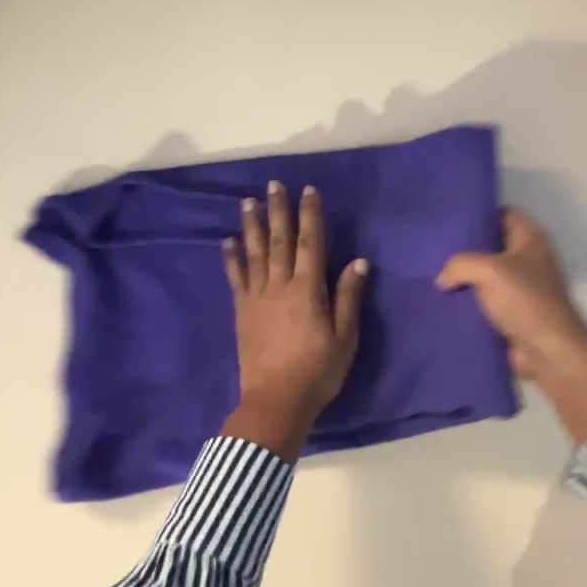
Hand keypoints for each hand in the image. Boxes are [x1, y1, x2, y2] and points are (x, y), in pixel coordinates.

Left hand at [220, 182, 367, 460]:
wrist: (275, 401)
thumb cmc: (317, 371)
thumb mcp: (345, 338)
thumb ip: (349, 297)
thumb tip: (359, 261)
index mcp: (308, 290)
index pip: (311, 243)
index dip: (310, 215)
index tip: (308, 190)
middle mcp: (280, 286)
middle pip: (280, 241)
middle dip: (279, 210)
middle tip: (274, 184)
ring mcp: (257, 298)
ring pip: (254, 253)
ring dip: (252, 226)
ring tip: (248, 202)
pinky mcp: (242, 312)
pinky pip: (236, 278)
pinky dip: (232, 258)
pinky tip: (227, 242)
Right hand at [435, 208, 586, 381]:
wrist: (548, 352)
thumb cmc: (526, 301)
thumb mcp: (490, 271)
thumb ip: (460, 264)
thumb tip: (442, 279)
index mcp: (530, 239)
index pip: (502, 214)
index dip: (478, 214)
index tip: (449, 219)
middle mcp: (526, 259)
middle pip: (490, 245)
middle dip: (463, 248)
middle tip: (432, 249)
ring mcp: (519, 287)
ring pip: (483, 275)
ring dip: (461, 279)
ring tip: (429, 275)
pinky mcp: (510, 313)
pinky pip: (482, 302)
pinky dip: (465, 303)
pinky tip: (440, 302)